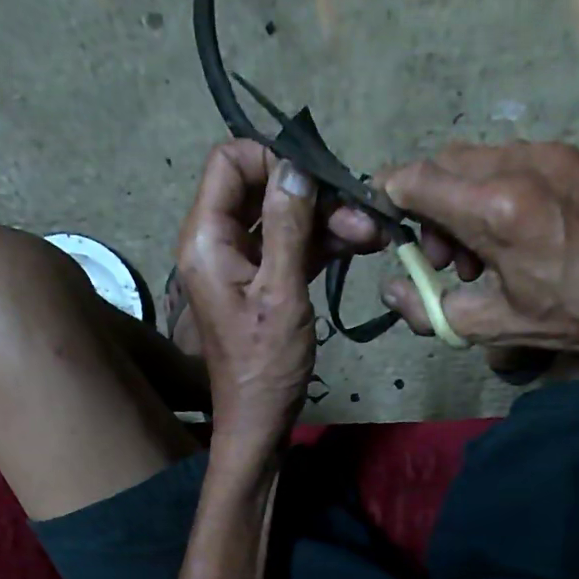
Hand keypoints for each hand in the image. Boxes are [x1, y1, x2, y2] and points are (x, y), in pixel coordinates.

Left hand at [175, 139, 379, 449]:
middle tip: (360, 213)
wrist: (258, 419)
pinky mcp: (260, 281)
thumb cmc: (266, 363)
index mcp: (206, 239)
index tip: (316, 182)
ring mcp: (238, 263)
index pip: (228, 162)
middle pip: (259, 188)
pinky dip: (321, 243)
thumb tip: (296, 166)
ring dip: (325, 220)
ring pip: (281, 217)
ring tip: (372, 236)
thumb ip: (288, 225)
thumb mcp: (281, 291)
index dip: (272, 160)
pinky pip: (289, 245)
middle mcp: (215, 243)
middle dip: (311, 193)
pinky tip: (361, 246)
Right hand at [379, 141, 578, 375]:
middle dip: (424, 206)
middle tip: (440, 256)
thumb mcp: (487, 326)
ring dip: (457, 199)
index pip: (414, 180)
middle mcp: (518, 166)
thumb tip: (392, 288)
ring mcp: (548, 153)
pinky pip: (506, 160)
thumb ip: (426, 308)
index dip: (387, 198)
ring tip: (477, 252)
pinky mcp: (569, 155)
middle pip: (440, 164)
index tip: (382, 224)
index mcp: (495, 210)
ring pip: (473, 159)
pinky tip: (508, 233)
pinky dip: (488, 190)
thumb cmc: (571, 316)